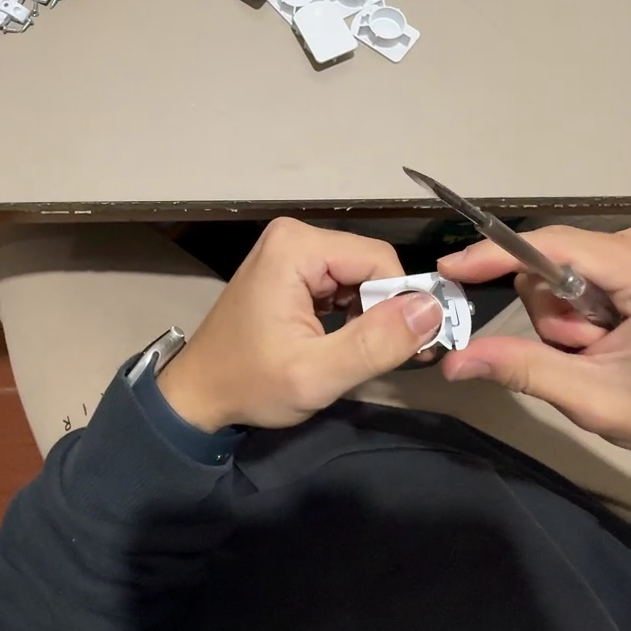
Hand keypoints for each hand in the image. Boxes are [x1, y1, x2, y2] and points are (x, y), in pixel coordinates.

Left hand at [158, 218, 446, 431]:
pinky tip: (336, 341)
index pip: (379, 259)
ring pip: (358, 274)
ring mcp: (289, 249)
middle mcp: (293, 235)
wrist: (198, 394)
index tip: (399, 347)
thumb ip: (376, 342)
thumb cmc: (250, 383)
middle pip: (369, 264)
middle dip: (380, 309)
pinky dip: (349, 312)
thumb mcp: (316, 375)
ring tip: (349, 352)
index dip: (398, 302)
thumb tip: (432, 309)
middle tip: (372, 355)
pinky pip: (339, 281)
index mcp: (296, 247)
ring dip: (366, 314)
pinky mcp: (289, 268)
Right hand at [435, 221, 630, 462]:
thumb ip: (522, 369)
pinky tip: (606, 334)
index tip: (449, 268)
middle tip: (582, 353)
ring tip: (599, 349)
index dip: (497, 255)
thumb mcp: (592, 399)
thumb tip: (454, 361)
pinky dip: (575, 304)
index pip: (556, 246)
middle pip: (554, 257)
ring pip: (560, 264)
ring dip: (563, 312)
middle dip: (552, 311)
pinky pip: (577, 266)